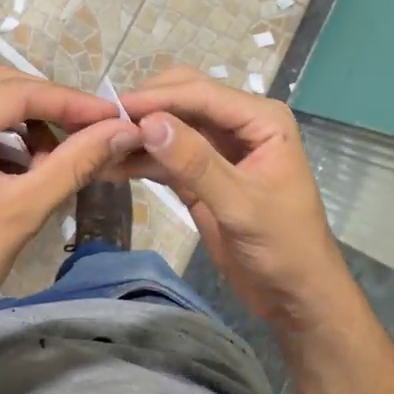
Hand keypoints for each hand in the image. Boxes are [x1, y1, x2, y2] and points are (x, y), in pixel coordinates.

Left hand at [0, 69, 141, 326]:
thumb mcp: (22, 211)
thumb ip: (74, 162)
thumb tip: (124, 130)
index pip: (13, 93)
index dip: (68, 101)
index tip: (111, 115)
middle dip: (48, 109)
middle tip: (93, 131)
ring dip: (24, 122)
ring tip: (54, 158)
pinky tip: (21, 165)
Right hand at [112, 67, 347, 326]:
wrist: (297, 299)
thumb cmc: (284, 248)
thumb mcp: (240, 205)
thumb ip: (196, 163)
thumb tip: (149, 123)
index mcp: (261, 119)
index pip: (201, 94)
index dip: (157, 98)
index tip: (113, 107)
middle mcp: (239, 123)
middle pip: (183, 98)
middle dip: (145, 108)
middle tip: (102, 124)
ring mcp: (219, 147)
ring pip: (171, 125)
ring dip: (138, 133)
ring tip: (96, 145)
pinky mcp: (202, 173)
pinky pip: (167, 155)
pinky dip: (141, 159)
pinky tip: (110, 166)